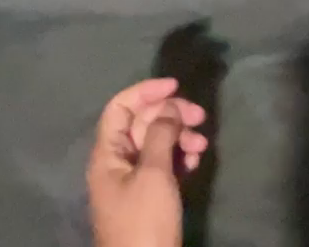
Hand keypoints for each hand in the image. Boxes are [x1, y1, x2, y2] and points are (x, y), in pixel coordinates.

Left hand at [87, 78, 208, 246]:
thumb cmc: (144, 221)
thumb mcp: (154, 174)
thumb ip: (161, 134)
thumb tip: (169, 107)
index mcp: (107, 154)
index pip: (120, 107)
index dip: (146, 91)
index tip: (176, 86)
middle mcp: (116, 163)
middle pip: (142, 122)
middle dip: (171, 114)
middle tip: (199, 117)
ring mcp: (131, 181)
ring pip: (155, 142)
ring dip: (180, 136)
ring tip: (201, 146)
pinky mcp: (147, 197)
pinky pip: (162, 164)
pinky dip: (179, 157)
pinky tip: (194, 162)